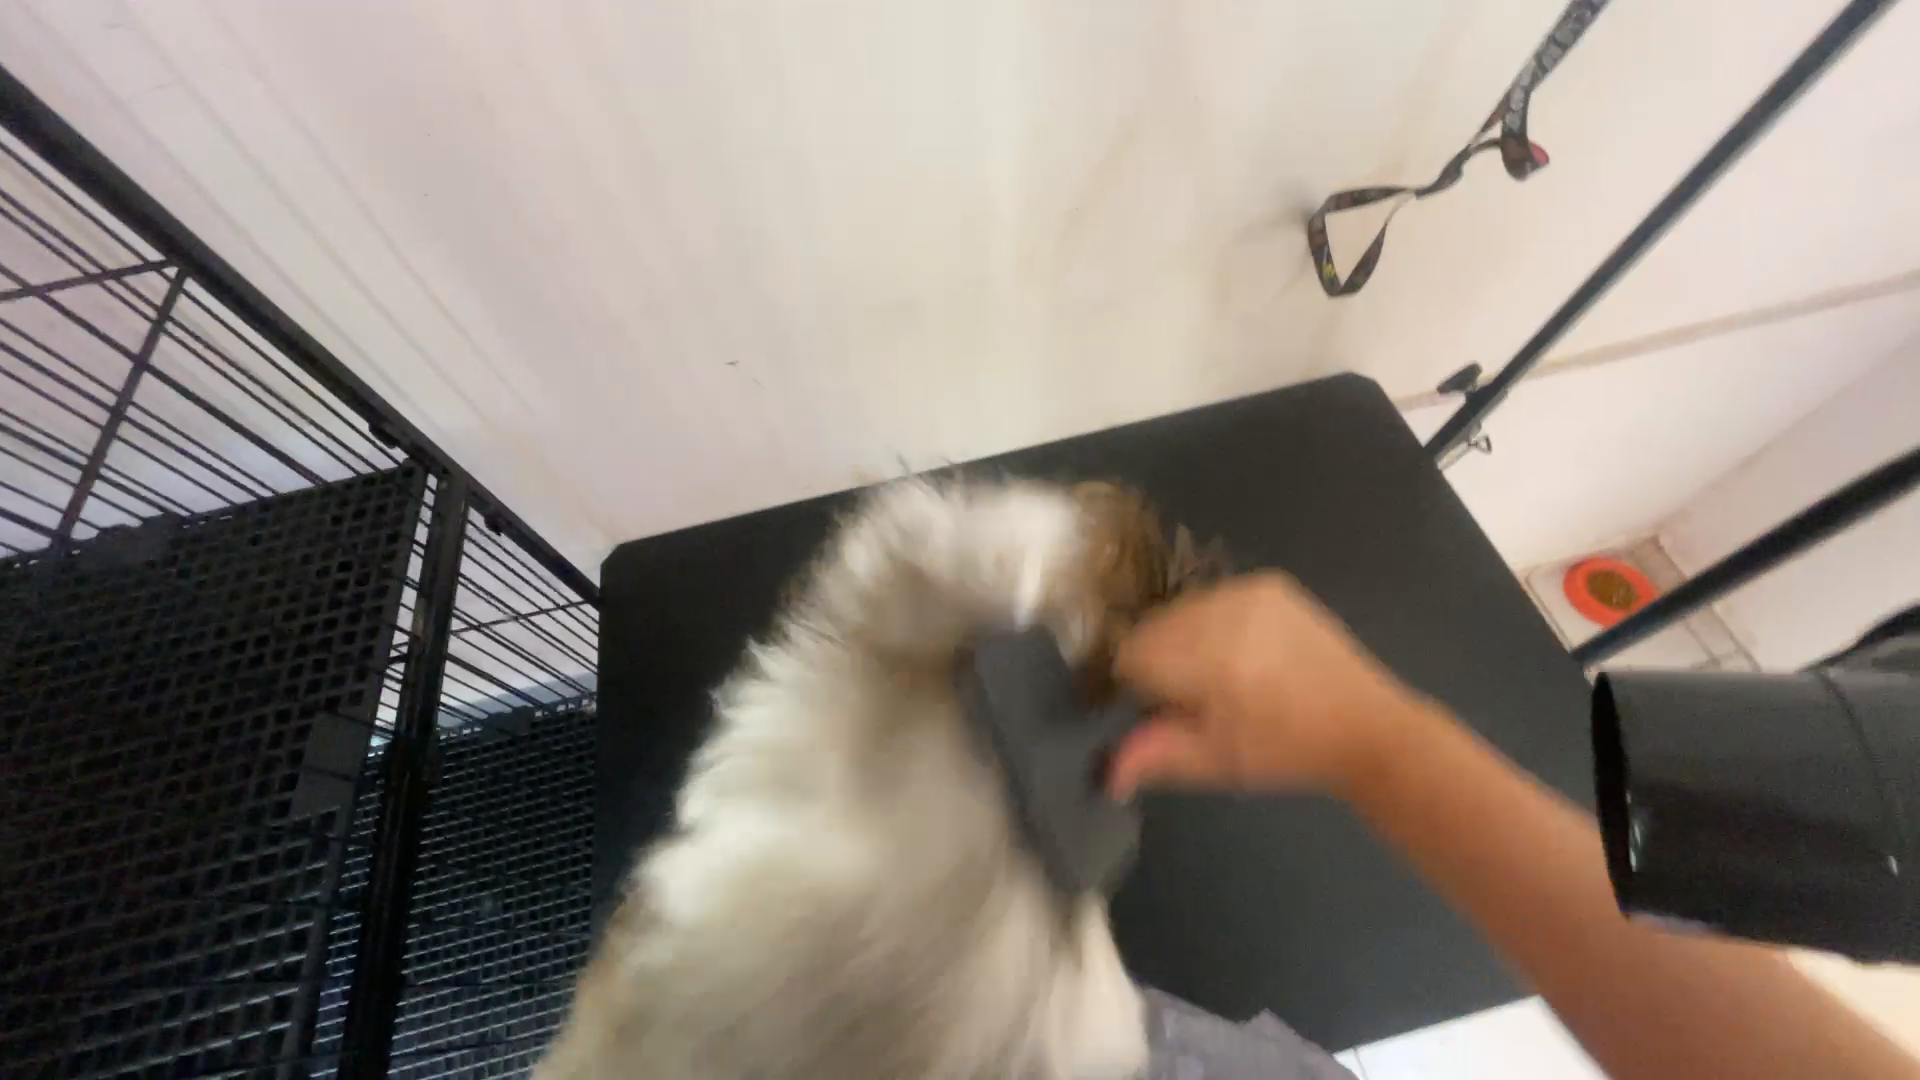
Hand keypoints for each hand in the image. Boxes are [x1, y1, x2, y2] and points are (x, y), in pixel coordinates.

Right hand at [1108, 572, 1427, 796]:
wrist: (1367, 726)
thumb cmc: (1284, 752)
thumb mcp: (1214, 763)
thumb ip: (1153, 757)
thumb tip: (1106, 775)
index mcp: (1212, 660)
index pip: (1133, 654)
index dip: (1137, 684)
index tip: (1161, 709)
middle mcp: (1226, 613)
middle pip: (1153, 628)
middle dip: (1160, 660)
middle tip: (1194, 696)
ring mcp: (1249, 592)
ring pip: (1179, 611)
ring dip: (1183, 640)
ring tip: (1221, 674)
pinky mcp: (1268, 583)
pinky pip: (1210, 598)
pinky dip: (1210, 622)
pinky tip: (1240, 651)